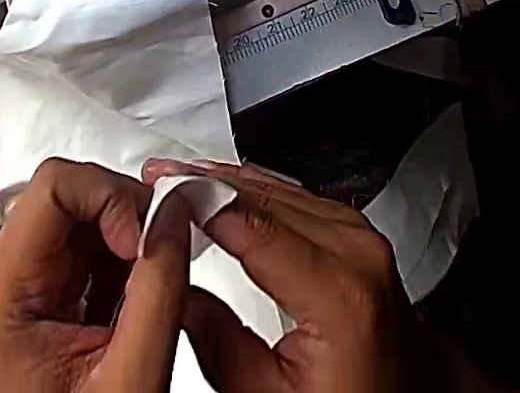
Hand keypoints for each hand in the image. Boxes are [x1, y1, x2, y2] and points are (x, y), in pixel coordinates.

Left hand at [0, 158, 191, 392]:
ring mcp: (10, 289)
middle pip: (70, 197)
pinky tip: (126, 307)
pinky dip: (117, 264)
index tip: (143, 235)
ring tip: (143, 294)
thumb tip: (179, 211)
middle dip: (127, 218)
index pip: (56, 185)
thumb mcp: (127, 379)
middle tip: (160, 257)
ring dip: (126, 243)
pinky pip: (81, 250)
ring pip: (81, 219)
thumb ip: (159, 286)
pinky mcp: (30, 299)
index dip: (110, 195)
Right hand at [142, 158, 428, 392]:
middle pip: (265, 197)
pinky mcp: (356, 230)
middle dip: (206, 182)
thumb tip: (174, 291)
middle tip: (159, 178)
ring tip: (180, 178)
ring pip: (279, 187)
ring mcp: (360, 235)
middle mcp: (356, 251)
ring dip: (226, 179)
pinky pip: (297, 194)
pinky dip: (255, 188)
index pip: (254, 223)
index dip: (202, 199)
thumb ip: (217, 342)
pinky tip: (226, 186)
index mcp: (340, 294)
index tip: (161, 190)